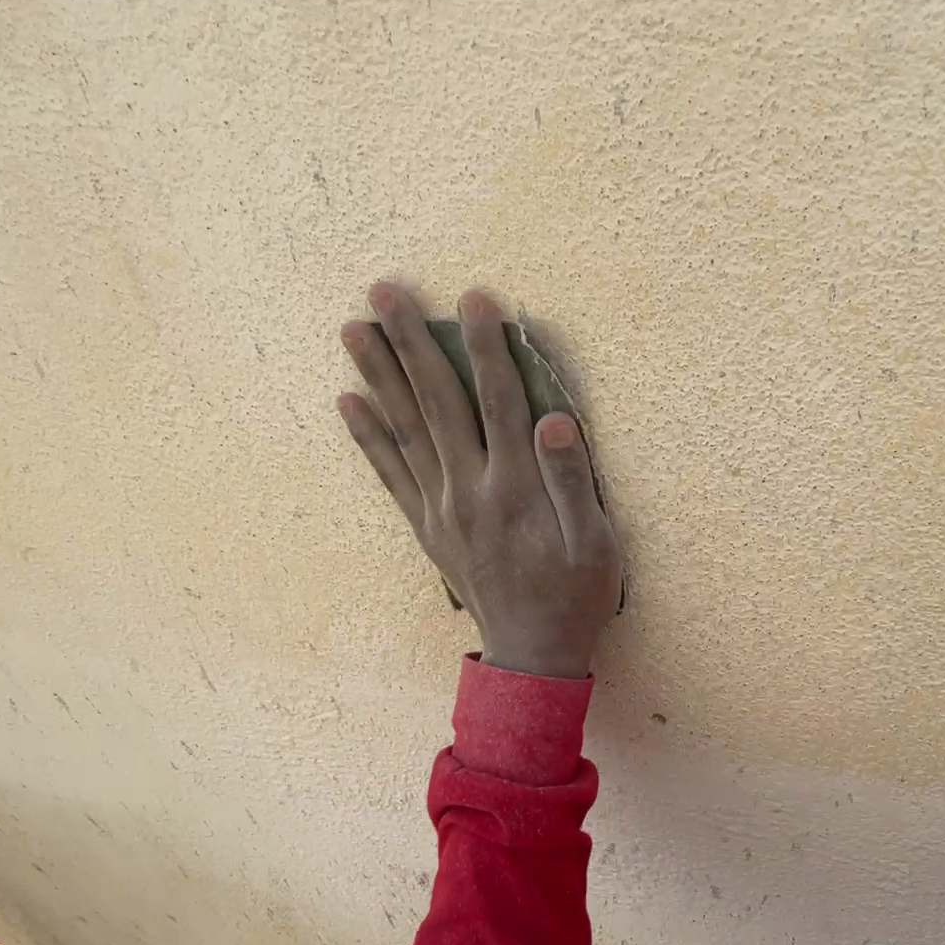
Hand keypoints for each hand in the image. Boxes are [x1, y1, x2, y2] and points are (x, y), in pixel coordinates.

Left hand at [336, 282, 621, 678]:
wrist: (532, 653)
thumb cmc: (575, 595)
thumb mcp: (596, 544)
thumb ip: (573, 480)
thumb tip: (554, 419)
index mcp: (514, 489)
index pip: (498, 402)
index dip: (487, 348)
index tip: (474, 298)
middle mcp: (468, 490)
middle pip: (436, 403)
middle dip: (411, 343)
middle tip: (383, 291)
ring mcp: (441, 509)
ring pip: (404, 431)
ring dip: (378, 377)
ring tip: (353, 330)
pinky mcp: (427, 527)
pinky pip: (390, 475)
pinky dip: (367, 437)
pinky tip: (347, 403)